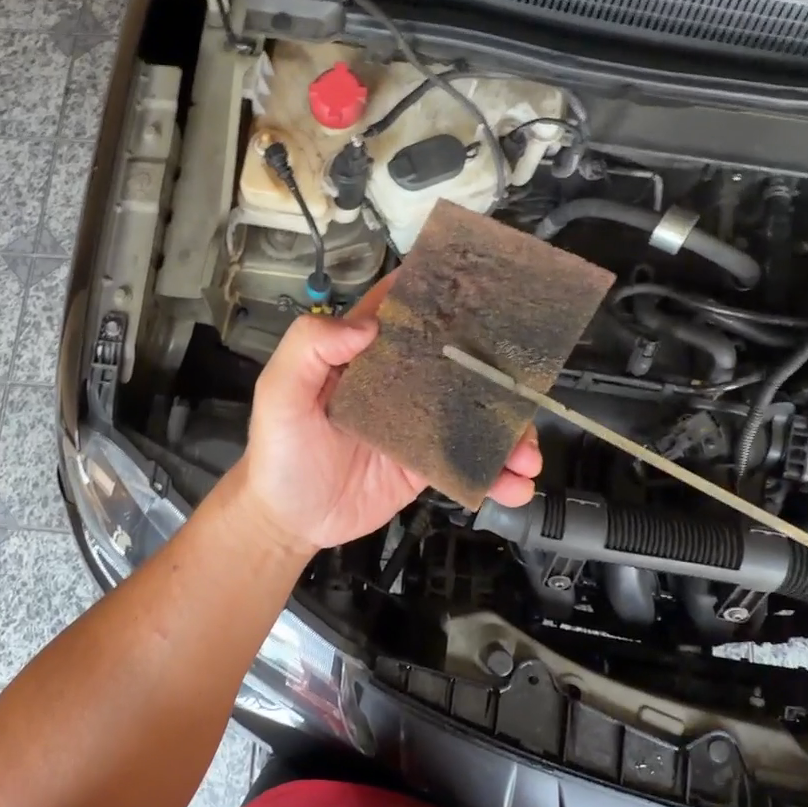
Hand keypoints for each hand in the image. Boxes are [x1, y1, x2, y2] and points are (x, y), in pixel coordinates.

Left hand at [232, 276, 540, 553]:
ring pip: (475, 415)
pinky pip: (470, 464)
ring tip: (527, 454)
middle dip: (499, 370)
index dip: (443, 294)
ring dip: (509, 430)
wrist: (288, 519)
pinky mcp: (426, 466)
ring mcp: (418, 425)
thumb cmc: (278, 451)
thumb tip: (366, 325)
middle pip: (459, 363)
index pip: (406, 312)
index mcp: (365, 356)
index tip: (488, 287)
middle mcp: (398, 384)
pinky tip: (515, 486)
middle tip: (529, 383)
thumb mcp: (279, 393)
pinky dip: (498, 474)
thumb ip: (309, 349)